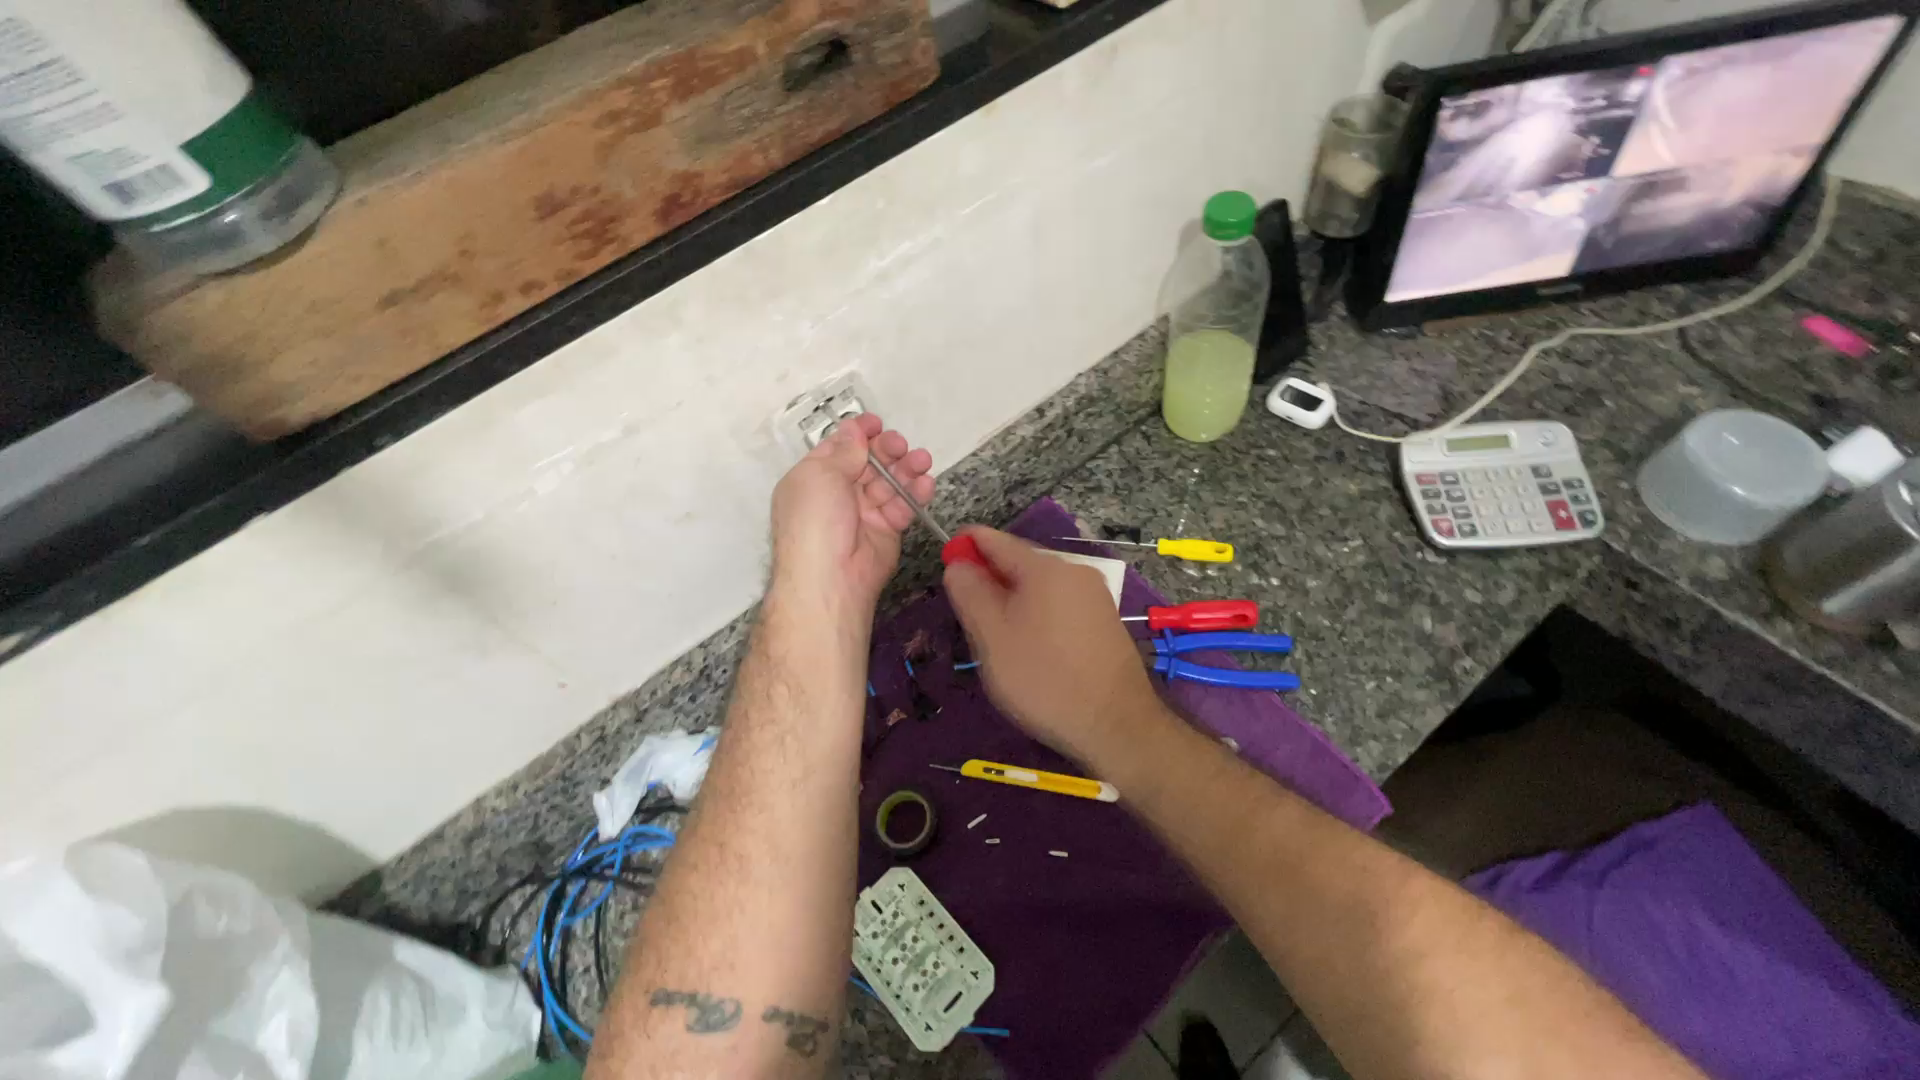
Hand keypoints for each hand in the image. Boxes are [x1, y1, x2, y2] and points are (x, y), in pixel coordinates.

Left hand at [770, 413, 933, 614]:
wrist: (830, 579)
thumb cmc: (815, 521)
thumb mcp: (820, 476)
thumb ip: (844, 451)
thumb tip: (853, 430)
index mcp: (814, 478)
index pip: (838, 448)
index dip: (858, 434)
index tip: (877, 423)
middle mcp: (838, 494)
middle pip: (868, 462)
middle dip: (886, 450)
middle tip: (900, 445)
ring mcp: (863, 513)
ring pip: (889, 482)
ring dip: (906, 468)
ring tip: (921, 460)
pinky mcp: (887, 530)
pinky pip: (903, 506)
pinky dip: (915, 493)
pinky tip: (925, 483)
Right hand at [942, 528, 1162, 762]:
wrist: (1115, 726)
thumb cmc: (1044, 679)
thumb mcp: (992, 637)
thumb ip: (971, 593)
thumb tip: (958, 563)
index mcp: (1045, 568)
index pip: (996, 541)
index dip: (967, 545)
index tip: (945, 559)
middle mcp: (1075, 572)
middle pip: (1020, 563)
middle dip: (990, 578)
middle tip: (966, 612)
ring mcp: (1095, 597)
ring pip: (1040, 588)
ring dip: (1012, 601)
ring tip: (995, 638)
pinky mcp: (1105, 623)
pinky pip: (1059, 606)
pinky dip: (1036, 615)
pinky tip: (1028, 648)